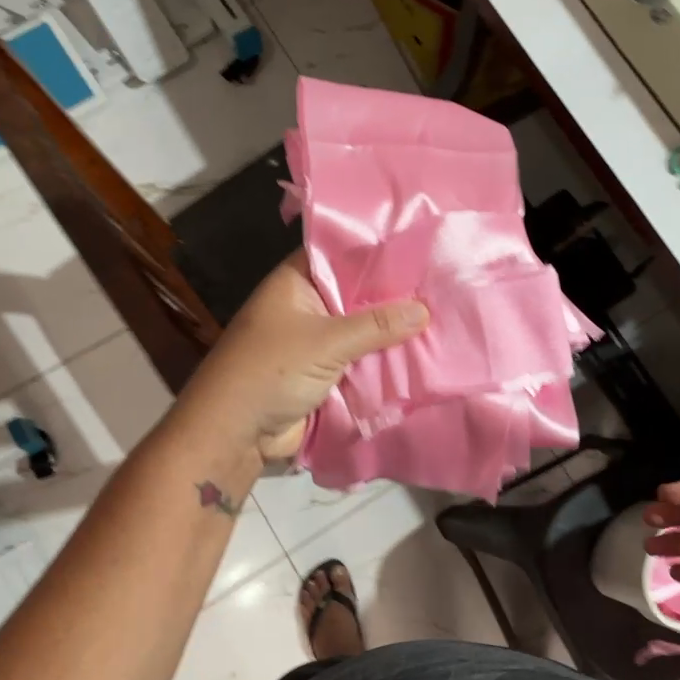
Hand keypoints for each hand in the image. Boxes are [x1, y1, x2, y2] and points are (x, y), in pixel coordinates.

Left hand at [176, 252, 427, 462]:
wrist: (234, 434)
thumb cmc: (270, 372)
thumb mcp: (326, 341)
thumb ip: (376, 325)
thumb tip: (425, 310)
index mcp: (296, 282)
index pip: (341, 253)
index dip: (378, 250)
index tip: (421, 246)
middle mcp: (307, 306)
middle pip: (357, 293)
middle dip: (394, 294)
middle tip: (443, 282)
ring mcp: (316, 341)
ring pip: (363, 330)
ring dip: (393, 332)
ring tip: (445, 315)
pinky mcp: (325, 373)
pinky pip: (361, 361)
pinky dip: (384, 361)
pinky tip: (425, 353)